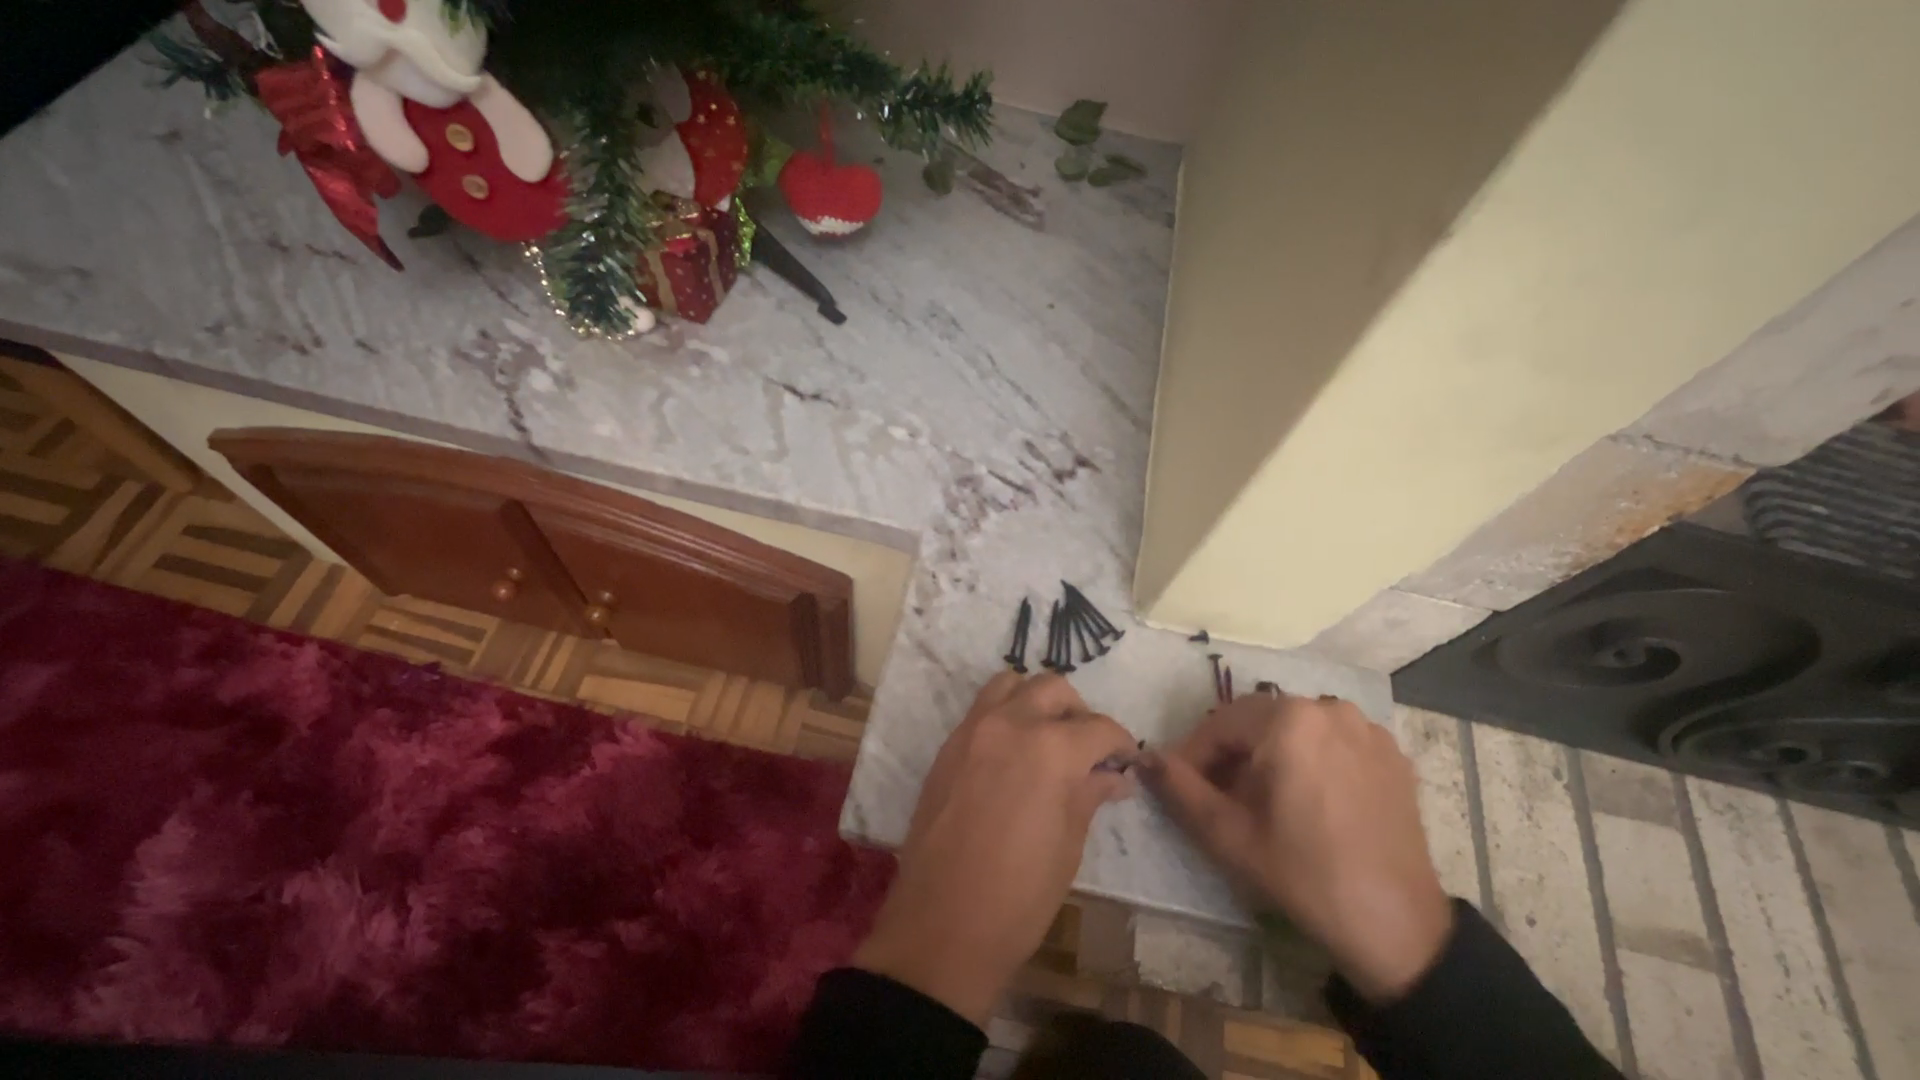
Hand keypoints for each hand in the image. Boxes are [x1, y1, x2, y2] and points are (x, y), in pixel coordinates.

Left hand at [853, 672, 1137, 1024]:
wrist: (942, 927)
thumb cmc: (1019, 896)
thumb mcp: (1068, 846)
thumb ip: (1089, 796)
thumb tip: (1114, 777)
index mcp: (1050, 749)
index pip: (1099, 727)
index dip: (1120, 744)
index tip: (1126, 763)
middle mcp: (1009, 725)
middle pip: (1053, 689)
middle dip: (1079, 713)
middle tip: (1089, 751)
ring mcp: (971, 732)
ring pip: (1010, 685)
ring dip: (1036, 702)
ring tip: (1048, 742)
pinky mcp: (946, 750)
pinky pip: (981, 711)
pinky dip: (1005, 717)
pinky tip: (1015, 758)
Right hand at [1141, 693, 1452, 1003]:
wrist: (1395, 924)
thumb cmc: (1302, 874)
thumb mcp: (1226, 834)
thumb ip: (1179, 788)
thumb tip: (1145, 758)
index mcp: (1289, 719)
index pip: (1220, 724)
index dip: (1193, 756)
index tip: (1180, 788)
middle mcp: (1330, 708)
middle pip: (1259, 721)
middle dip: (1232, 754)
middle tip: (1217, 797)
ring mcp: (1367, 729)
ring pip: (1296, 729)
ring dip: (1270, 755)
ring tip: (1262, 801)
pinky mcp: (1392, 754)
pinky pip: (1332, 742)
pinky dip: (1310, 760)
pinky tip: (1308, 802)